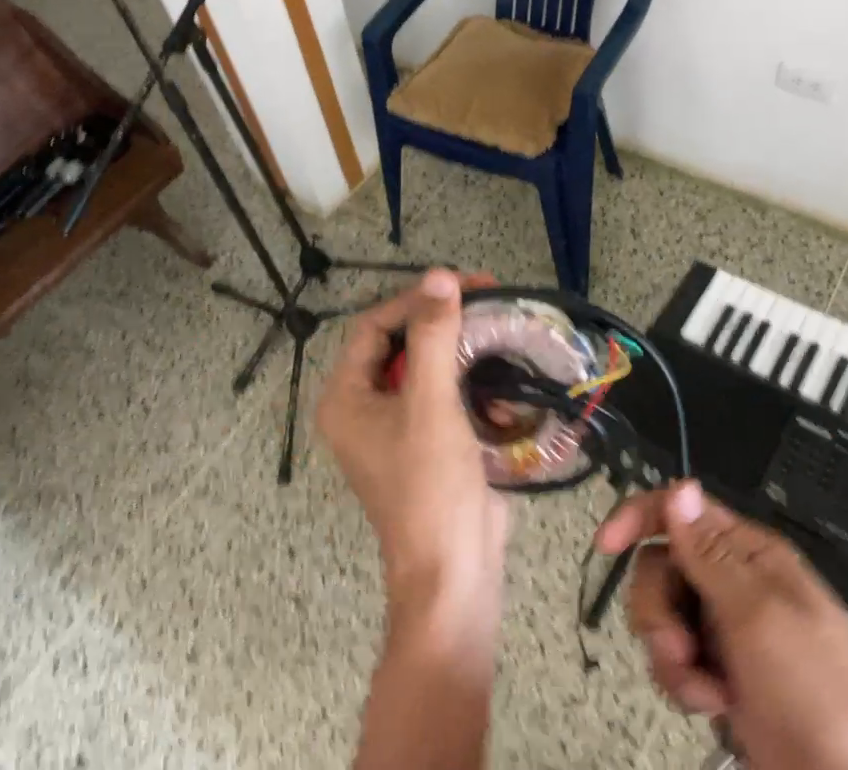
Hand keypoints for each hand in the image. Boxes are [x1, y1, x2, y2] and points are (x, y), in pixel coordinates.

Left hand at [317, 269, 507, 621]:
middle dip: (445, 323)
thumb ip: (434, 337)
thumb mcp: (430, 405)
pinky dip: (473, 390)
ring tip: (502, 334)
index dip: (416, 299)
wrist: (454, 571)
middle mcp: (363, 409)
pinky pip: (447, 399)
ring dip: (464, 354)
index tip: (464, 283)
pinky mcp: (428, 445)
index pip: (374, 327)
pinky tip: (502, 394)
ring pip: (429, 370)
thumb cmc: (431, 486)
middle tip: (489, 299)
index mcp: (345, 398)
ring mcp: (396, 429)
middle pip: (402, 345)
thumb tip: (438, 276)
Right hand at [596, 481, 847, 769]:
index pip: (682, 513)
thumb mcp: (760, 616)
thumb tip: (681, 485)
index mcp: (751, 556)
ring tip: (703, 693)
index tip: (604, 547)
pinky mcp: (721, 675)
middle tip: (676, 648)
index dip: (639, 519)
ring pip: (662, 617)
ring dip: (669, 656)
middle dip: (656, 610)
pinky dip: (683, 684)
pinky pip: (675, 661)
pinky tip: (711, 707)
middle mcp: (736, 585)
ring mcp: (727, 632)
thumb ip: (711, 554)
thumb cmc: (814, 690)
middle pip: (661, 568)